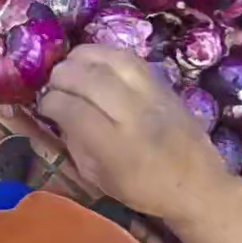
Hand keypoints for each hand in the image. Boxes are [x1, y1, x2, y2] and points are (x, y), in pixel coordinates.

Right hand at [38, 45, 233, 222]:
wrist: (198, 184)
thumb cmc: (143, 188)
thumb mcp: (99, 178)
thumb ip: (74, 143)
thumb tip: (55, 113)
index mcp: (117, 148)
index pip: (74, 111)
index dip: (51, 102)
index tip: (43, 105)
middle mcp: (135, 116)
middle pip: (89, 79)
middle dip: (61, 76)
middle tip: (52, 85)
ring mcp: (152, 95)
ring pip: (109, 60)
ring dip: (80, 59)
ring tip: (68, 68)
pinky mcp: (163, 83)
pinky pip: (128, 56)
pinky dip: (103, 53)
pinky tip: (91, 61)